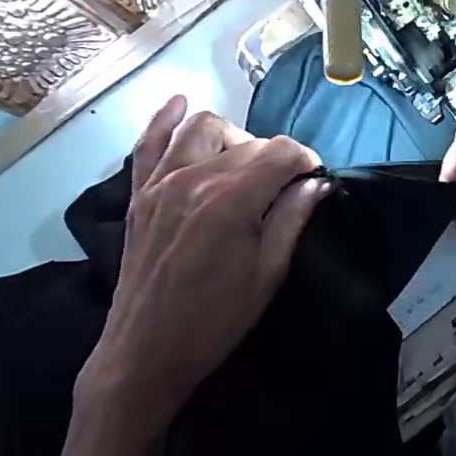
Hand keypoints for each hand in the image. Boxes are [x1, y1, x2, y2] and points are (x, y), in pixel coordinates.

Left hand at [78, 96, 332, 436]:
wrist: (145, 352)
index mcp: (231, 199)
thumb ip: (293, 218)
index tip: (314, 177)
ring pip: (201, 125)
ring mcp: (161, 181)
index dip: (305, 159)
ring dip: (230, 134)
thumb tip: (316, 182)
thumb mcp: (267, 274)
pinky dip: (164, 118)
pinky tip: (178, 102)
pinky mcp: (139, 192)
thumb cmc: (215, 320)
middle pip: (247, 140)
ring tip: (241, 162)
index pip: (279, 152)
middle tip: (284, 186)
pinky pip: (149, 141)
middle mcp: (194, 177)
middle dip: (274, 155)